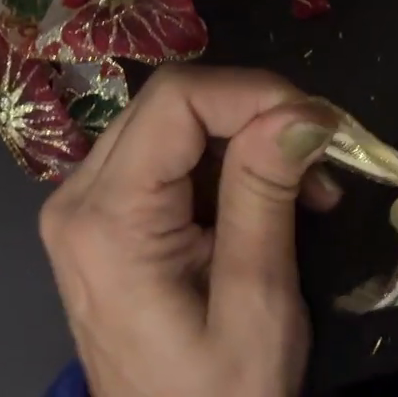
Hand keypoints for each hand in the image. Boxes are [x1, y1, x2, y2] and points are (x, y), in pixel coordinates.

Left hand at [39, 66, 341, 396]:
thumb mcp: (255, 306)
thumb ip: (265, 196)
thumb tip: (301, 110)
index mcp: (106, 218)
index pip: (175, 99)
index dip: (252, 92)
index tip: (319, 124)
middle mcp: (77, 195)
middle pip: (170, 102)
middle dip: (253, 112)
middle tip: (319, 151)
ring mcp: (83, 203)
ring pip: (171, 120)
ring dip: (244, 135)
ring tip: (306, 182)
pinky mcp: (101, 214)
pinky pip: (165, 153)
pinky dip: (223, 160)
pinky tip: (268, 193)